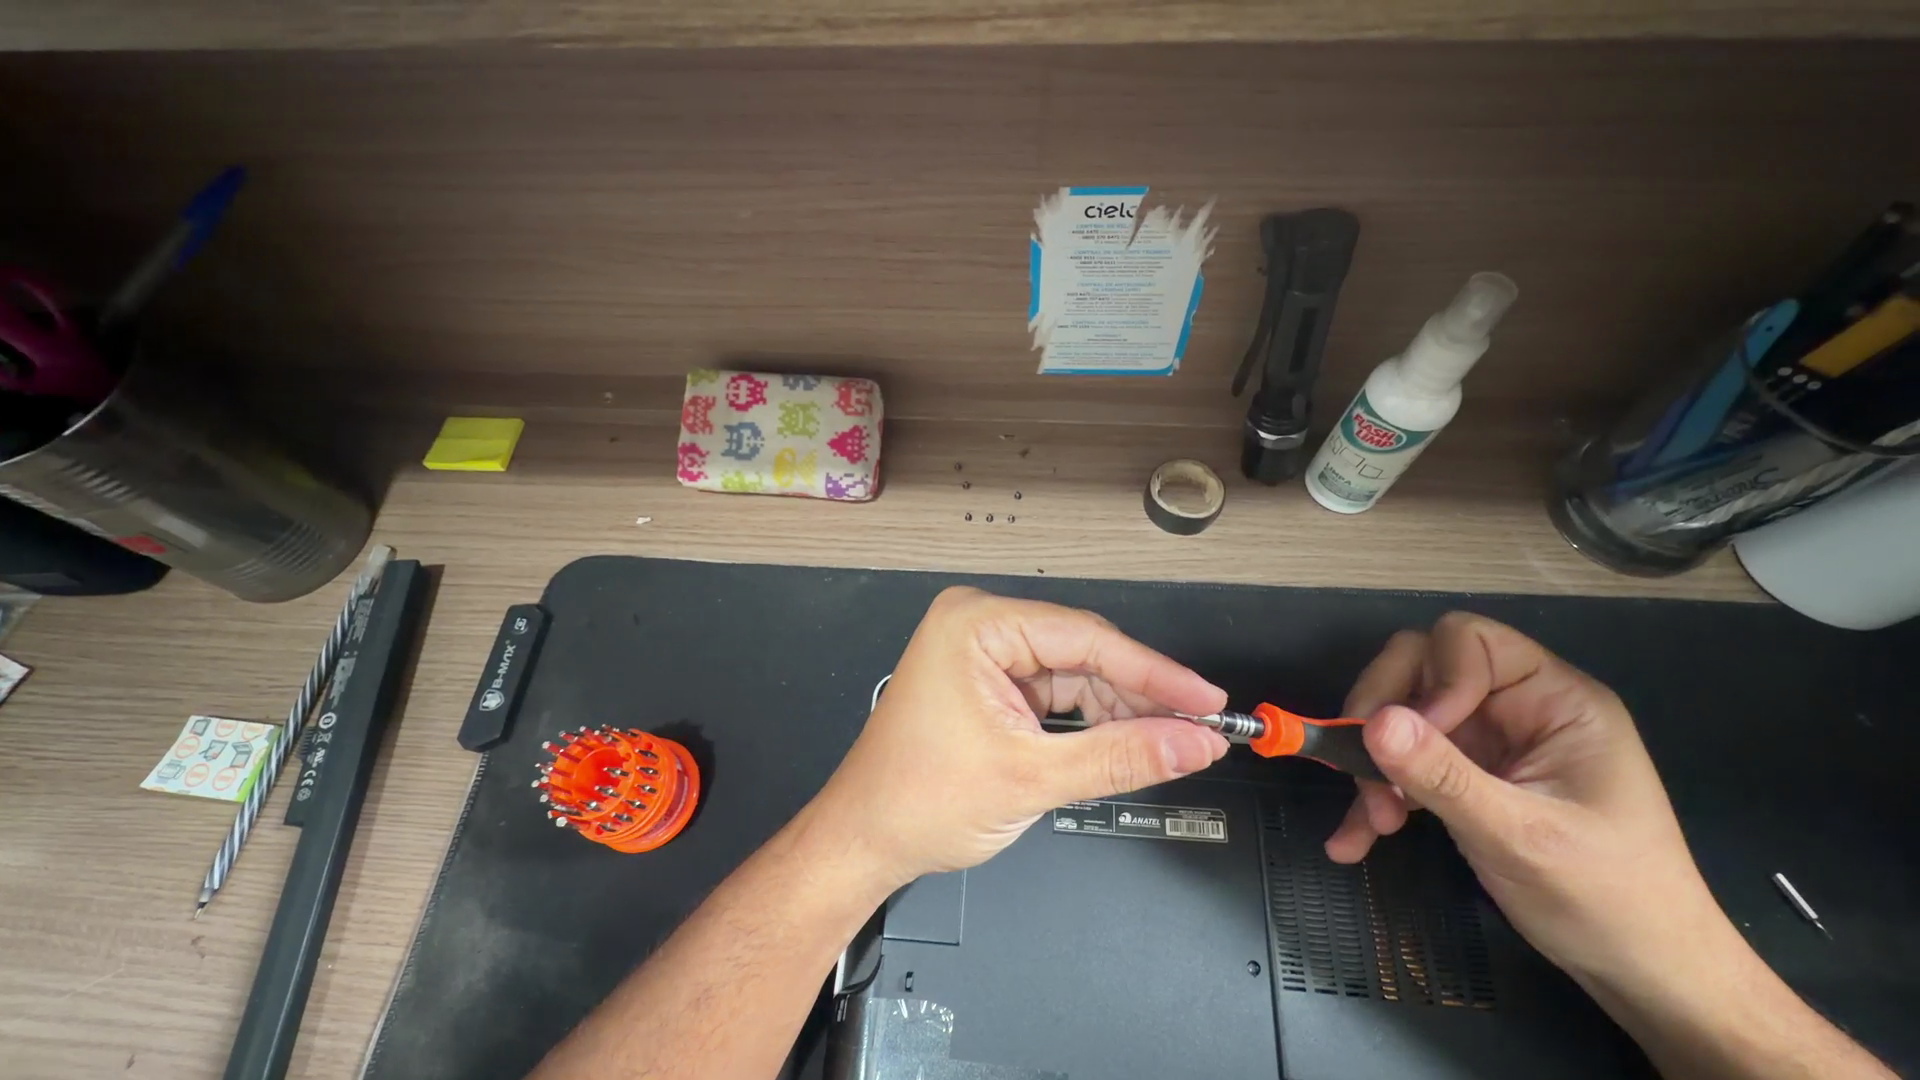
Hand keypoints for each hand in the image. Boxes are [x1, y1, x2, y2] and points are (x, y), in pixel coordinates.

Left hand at [806, 587, 1228, 887]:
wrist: (865, 838)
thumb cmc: (913, 800)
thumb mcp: (1031, 778)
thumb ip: (1120, 757)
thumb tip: (1188, 742)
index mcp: (974, 626)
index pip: (1087, 637)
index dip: (1155, 672)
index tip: (1204, 700)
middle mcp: (978, 628)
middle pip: (1084, 652)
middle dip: (1140, 695)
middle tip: (1195, 728)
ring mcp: (984, 655)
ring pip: (1075, 674)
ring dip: (1119, 711)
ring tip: (1166, 743)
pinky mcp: (990, 683)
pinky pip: (1056, 692)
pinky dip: (1091, 720)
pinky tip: (1124, 741)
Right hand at [1323, 612, 1729, 986]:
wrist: (1643, 975)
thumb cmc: (1609, 900)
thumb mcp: (1521, 836)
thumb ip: (1445, 776)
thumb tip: (1371, 722)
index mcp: (1555, 700)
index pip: (1468, 641)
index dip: (1430, 679)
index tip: (1412, 740)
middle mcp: (1517, 708)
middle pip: (1420, 670)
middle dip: (1384, 723)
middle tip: (1370, 780)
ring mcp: (1489, 743)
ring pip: (1400, 718)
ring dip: (1374, 766)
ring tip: (1374, 823)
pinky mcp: (1465, 778)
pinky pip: (1404, 766)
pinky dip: (1376, 798)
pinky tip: (1356, 840)